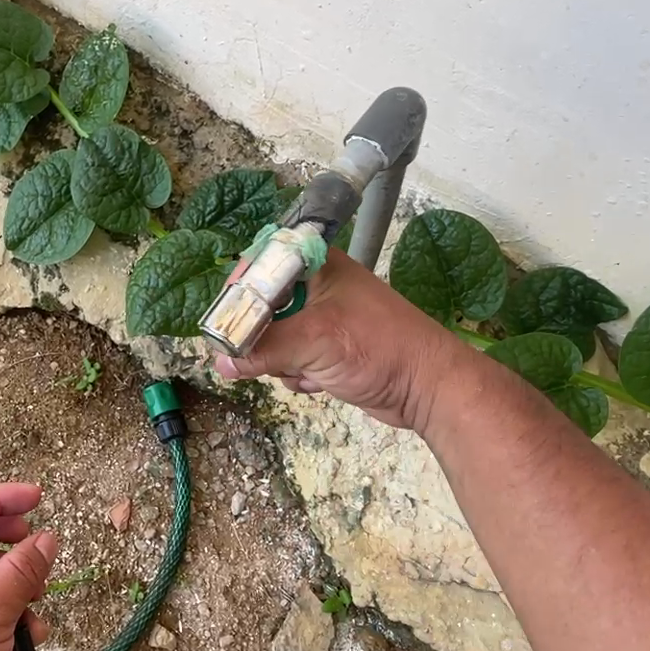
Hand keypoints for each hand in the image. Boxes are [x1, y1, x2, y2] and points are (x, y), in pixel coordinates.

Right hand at [214, 249, 455, 429]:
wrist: (428, 388)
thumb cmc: (379, 348)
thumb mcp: (315, 341)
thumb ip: (263, 349)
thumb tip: (221, 362)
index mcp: (316, 264)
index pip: (261, 262)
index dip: (240, 288)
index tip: (226, 318)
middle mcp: (316, 286)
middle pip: (261, 305)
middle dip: (261, 336)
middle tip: (263, 354)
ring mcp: (321, 320)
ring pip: (272, 337)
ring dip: (281, 360)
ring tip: (305, 369)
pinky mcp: (326, 349)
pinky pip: (290, 359)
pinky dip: (297, 374)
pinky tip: (318, 382)